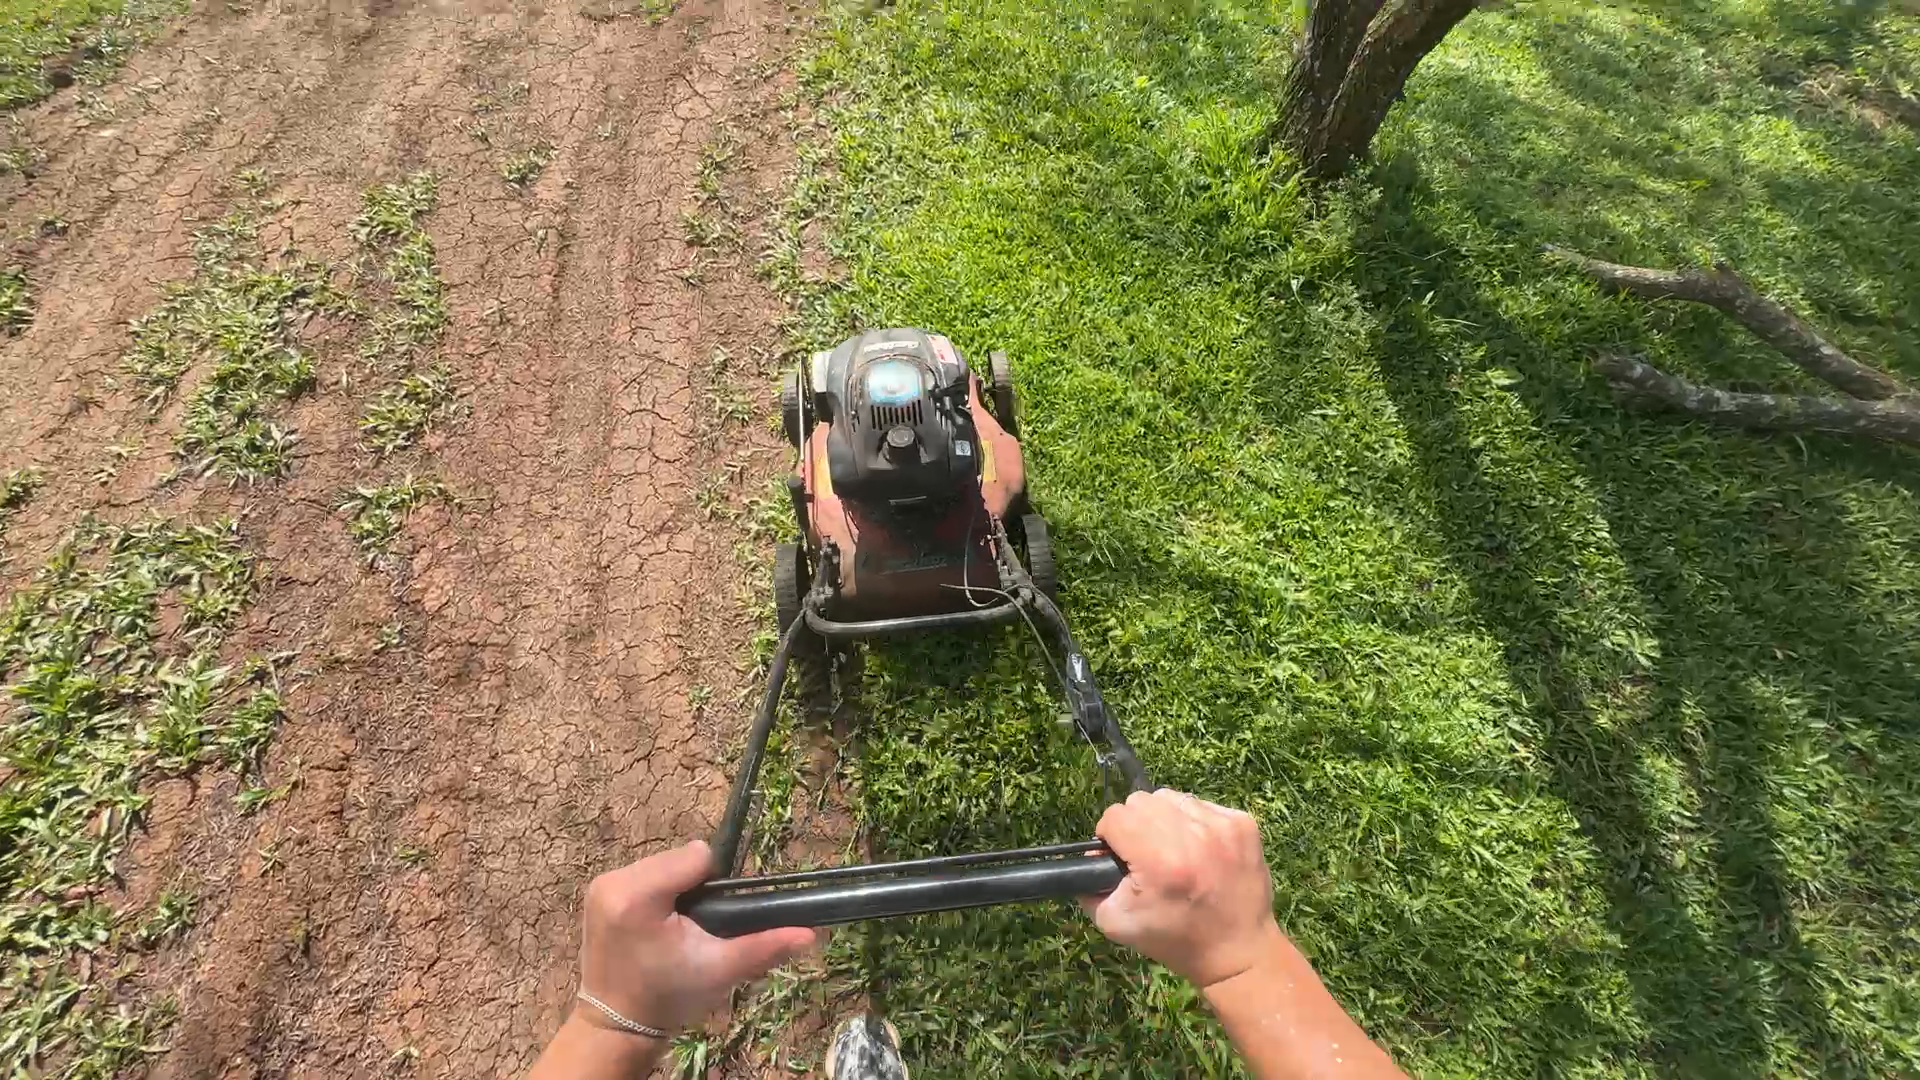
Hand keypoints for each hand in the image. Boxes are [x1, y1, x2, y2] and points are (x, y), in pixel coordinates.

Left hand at [578, 841, 816, 1031]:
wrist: (617, 1027)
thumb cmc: (670, 997)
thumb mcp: (720, 969)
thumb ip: (764, 945)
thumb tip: (810, 934)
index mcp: (639, 897)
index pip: (697, 856)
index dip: (711, 884)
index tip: (704, 920)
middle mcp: (615, 881)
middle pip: (680, 856)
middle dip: (693, 884)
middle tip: (690, 927)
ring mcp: (602, 884)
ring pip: (664, 861)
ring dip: (676, 885)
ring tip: (674, 925)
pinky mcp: (597, 890)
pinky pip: (645, 871)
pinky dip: (657, 889)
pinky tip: (655, 921)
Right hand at [1083, 789, 1281, 988]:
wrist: (1240, 953)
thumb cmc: (1175, 939)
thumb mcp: (1117, 923)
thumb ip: (1089, 884)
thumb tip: (1090, 852)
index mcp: (1160, 861)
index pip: (1115, 817)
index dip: (1111, 837)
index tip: (1122, 857)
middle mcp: (1193, 836)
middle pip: (1140, 801)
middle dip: (1136, 826)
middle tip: (1147, 855)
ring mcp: (1221, 826)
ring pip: (1168, 797)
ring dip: (1163, 819)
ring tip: (1174, 850)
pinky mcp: (1242, 823)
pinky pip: (1198, 803)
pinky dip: (1191, 821)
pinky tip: (1199, 849)